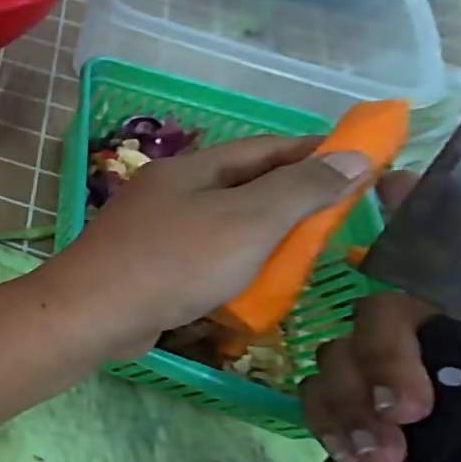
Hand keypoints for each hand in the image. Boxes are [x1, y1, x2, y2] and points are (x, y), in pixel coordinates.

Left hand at [45, 135, 373, 353]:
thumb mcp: (248, 218)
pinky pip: (202, 260)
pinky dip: (234, 267)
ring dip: (266, 238)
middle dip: (294, 200)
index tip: (369, 162)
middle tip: (345, 220)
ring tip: (311, 256)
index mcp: (185, 171)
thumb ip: (300, 187)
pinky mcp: (145, 268)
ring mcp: (150, 232)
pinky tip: (259, 286)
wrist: (91, 313)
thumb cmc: (173, 261)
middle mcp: (164, 194)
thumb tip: (350, 155)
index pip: (263, 148)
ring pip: (223, 226)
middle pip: (242, 187)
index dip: (317, 152)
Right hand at [303, 174, 460, 461]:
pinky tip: (361, 453)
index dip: (439, 216)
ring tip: (388, 447)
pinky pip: (315, 393)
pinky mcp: (357, 414)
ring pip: (339, 351)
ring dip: (357, 399)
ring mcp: (400, 382)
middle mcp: (454, 347)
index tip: (396, 180)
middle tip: (411, 406)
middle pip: (383, 308)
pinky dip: (331, 420)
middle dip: (385, 354)